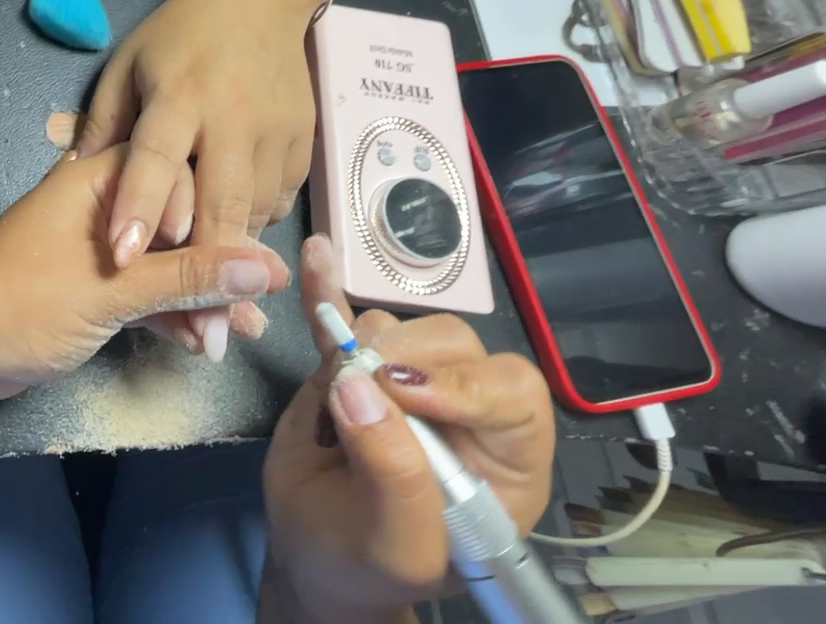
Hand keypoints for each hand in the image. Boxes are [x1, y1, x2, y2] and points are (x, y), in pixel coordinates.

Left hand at [0, 147, 290, 401]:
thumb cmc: (26, 303)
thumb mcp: (112, 289)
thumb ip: (189, 277)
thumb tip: (267, 268)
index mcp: (97, 180)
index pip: (174, 172)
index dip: (209, 215)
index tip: (232, 262)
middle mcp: (102, 205)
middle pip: (176, 223)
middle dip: (214, 268)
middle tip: (252, 309)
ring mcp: (99, 247)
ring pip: (164, 262)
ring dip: (198, 298)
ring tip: (240, 335)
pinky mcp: (95, 285)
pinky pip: (144, 290)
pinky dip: (170, 314)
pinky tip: (203, 344)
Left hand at [77, 0, 326, 355]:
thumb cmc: (179, 34)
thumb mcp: (127, 67)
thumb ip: (105, 124)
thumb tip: (76, 178)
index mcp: (176, 93)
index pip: (154, 156)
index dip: (139, 206)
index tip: (122, 255)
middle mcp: (230, 115)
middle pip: (219, 202)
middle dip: (208, 270)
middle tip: (205, 335)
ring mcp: (276, 131)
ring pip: (254, 214)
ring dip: (237, 266)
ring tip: (227, 321)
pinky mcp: (305, 144)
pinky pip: (277, 204)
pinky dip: (256, 232)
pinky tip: (238, 253)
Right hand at [261, 237, 555, 620]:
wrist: (313, 555)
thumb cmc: (367, 566)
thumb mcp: (398, 546)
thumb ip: (394, 474)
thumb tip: (357, 383)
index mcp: (504, 461)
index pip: (513, 394)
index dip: (464, 382)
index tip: (401, 392)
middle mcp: (462, 411)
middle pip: (453, 346)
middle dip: (399, 359)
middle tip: (347, 390)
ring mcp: (401, 383)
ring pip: (394, 329)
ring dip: (352, 350)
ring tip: (323, 413)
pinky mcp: (348, 367)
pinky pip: (342, 320)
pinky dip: (326, 291)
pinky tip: (317, 259)